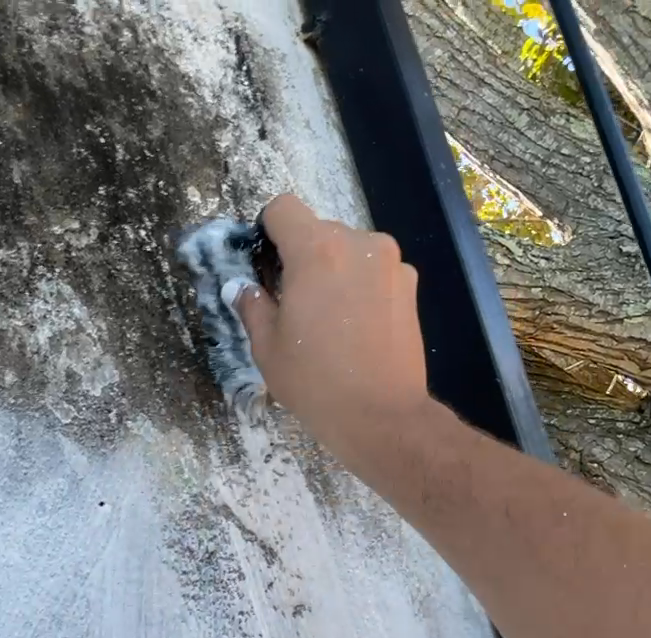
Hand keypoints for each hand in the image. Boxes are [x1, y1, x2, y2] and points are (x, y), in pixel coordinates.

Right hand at [234, 195, 432, 456]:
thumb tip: (241, 287)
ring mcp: (390, 262)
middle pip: (318, 231)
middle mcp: (358, 243)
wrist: (380, 415)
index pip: (283, 209)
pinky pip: (373, 272)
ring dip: (333, 272)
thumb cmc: (315, 382)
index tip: (266, 266)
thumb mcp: (267, 347)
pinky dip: (360, 288)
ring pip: (348, 252)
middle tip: (294, 304)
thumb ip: (252, 306)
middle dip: (301, 258)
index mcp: (317, 250)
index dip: (267, 232)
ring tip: (329, 321)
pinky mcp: (410, 286)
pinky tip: (356, 329)